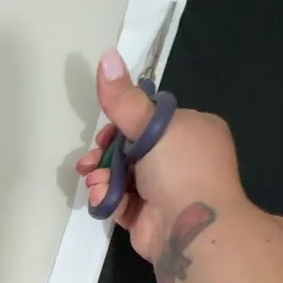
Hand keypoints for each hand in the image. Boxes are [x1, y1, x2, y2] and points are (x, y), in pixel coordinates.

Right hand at [76, 48, 247, 260]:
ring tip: (93, 181)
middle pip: (130, 149)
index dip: (122, 124)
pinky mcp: (146, 216)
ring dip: (102, 177)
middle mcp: (179, 158)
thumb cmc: (182, 168)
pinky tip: (100, 198)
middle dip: (104, 154)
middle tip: (89, 161)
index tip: (104, 132)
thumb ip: (124, 100)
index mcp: (191, 130)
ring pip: (121, 176)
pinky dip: (107, 198)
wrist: (192, 226)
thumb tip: (105, 55)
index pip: (149, 120)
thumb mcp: (153, 127)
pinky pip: (119, 202)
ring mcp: (162, 189)